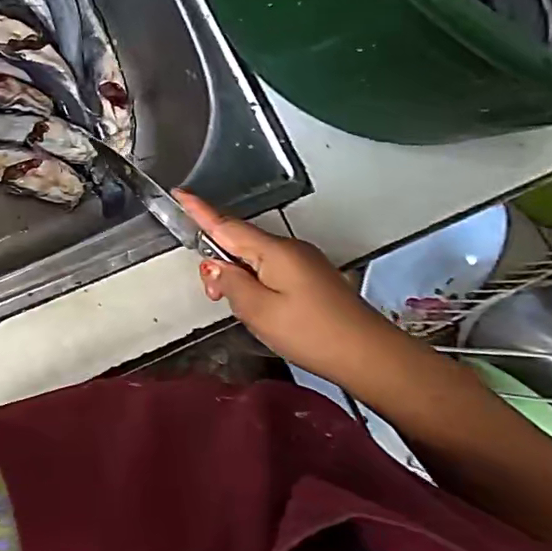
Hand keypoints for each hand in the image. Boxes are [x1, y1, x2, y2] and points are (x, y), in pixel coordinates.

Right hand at [173, 189, 412, 377]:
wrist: (371, 356)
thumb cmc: (312, 333)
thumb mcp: (258, 311)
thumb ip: (229, 284)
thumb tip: (213, 266)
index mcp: (274, 252)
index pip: (226, 225)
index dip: (200, 210)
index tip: (180, 193)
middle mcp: (289, 249)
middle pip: (240, 242)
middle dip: (217, 260)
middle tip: (214, 296)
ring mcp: (304, 262)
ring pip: (255, 258)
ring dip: (237, 276)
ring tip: (240, 308)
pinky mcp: (312, 278)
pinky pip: (271, 270)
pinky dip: (255, 282)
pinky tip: (260, 307)